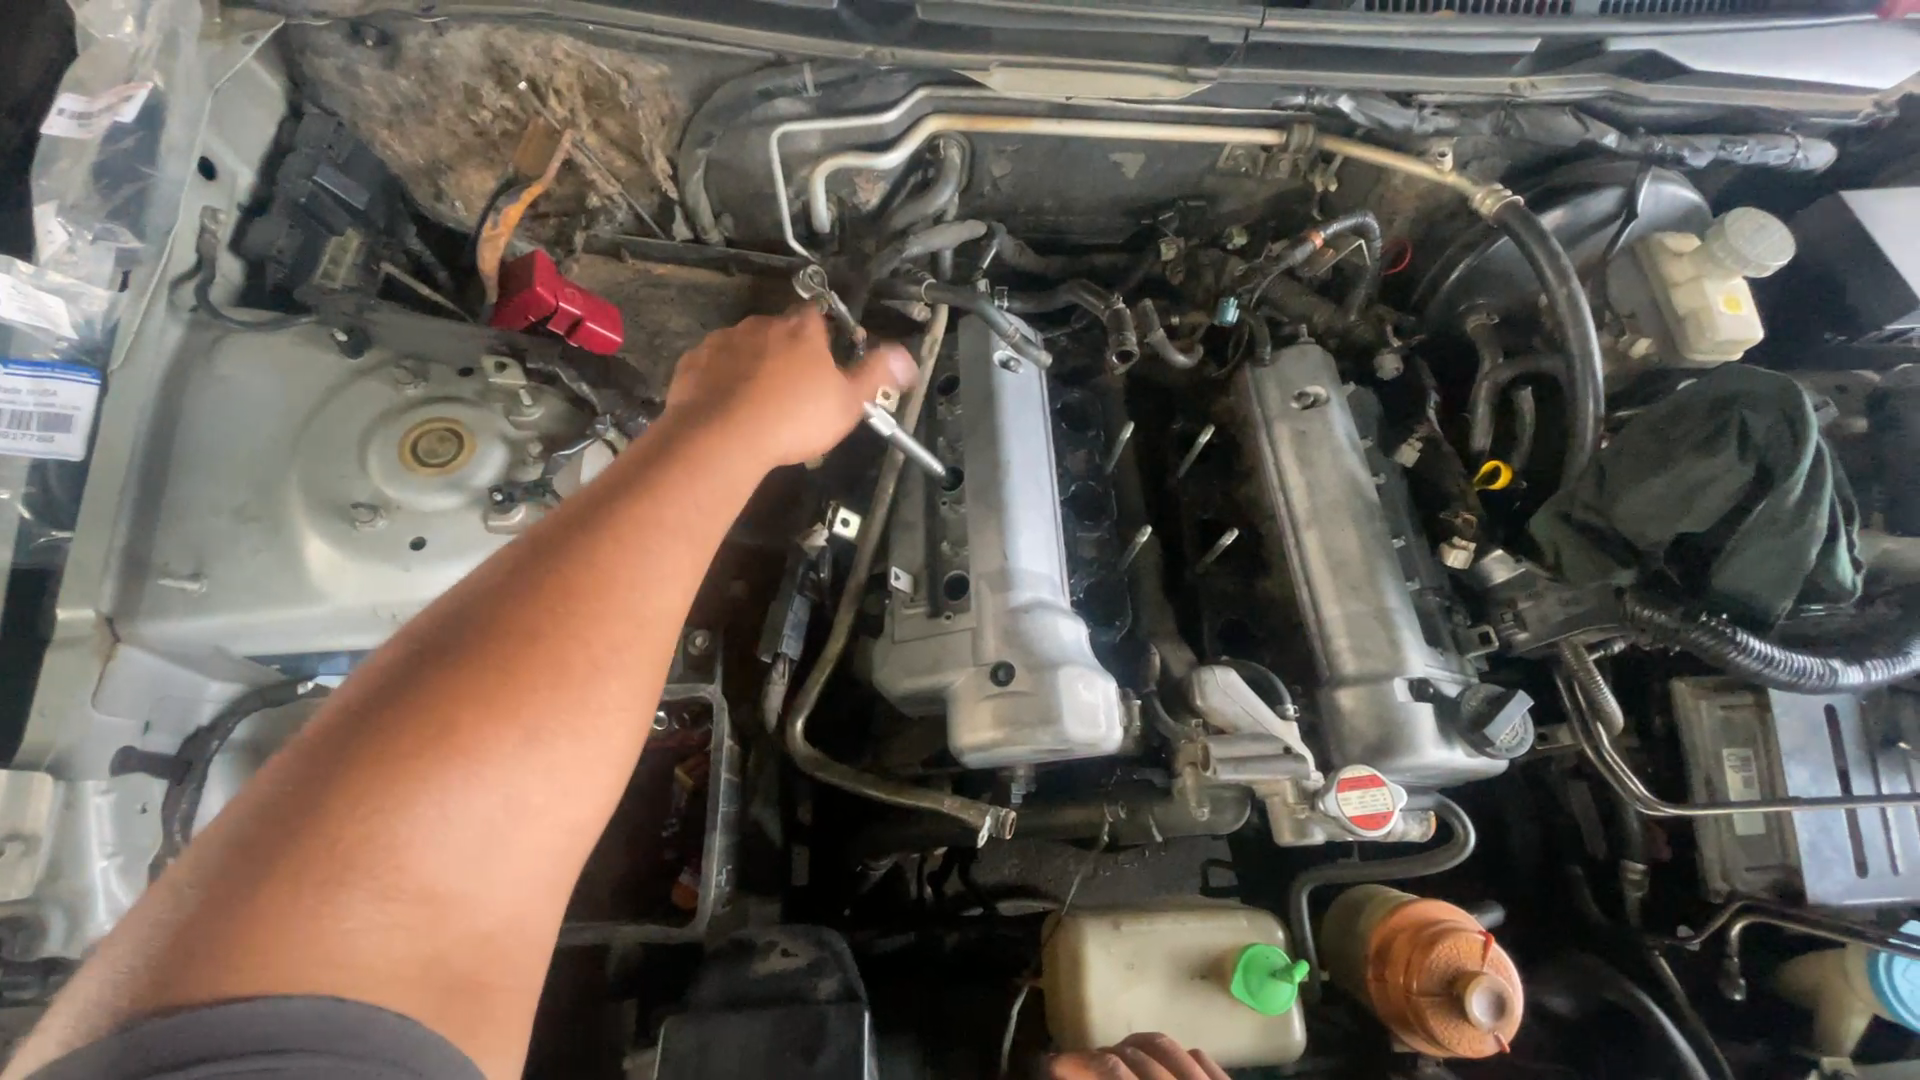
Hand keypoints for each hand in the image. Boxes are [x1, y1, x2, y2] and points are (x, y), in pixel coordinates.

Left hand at [664, 307, 917, 468]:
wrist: (723, 437)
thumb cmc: (793, 419)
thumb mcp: (848, 403)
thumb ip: (876, 375)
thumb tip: (906, 356)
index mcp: (802, 330)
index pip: (818, 314)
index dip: (825, 333)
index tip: (829, 356)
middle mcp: (762, 325)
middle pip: (780, 331)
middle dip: (788, 352)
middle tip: (796, 389)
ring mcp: (724, 340)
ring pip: (745, 347)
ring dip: (754, 365)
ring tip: (760, 403)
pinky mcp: (694, 361)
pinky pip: (714, 365)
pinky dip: (722, 379)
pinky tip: (729, 407)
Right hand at [1046, 1033, 1230, 1079]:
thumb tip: (1071, 1070)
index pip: (1110, 1071)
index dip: (1077, 1063)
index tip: (1053, 1062)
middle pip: (1136, 1055)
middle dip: (1103, 1056)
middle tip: (1080, 1064)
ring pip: (1168, 1047)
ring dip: (1136, 1047)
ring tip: (1115, 1056)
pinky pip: (1202, 1059)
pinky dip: (1178, 1056)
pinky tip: (1161, 1063)